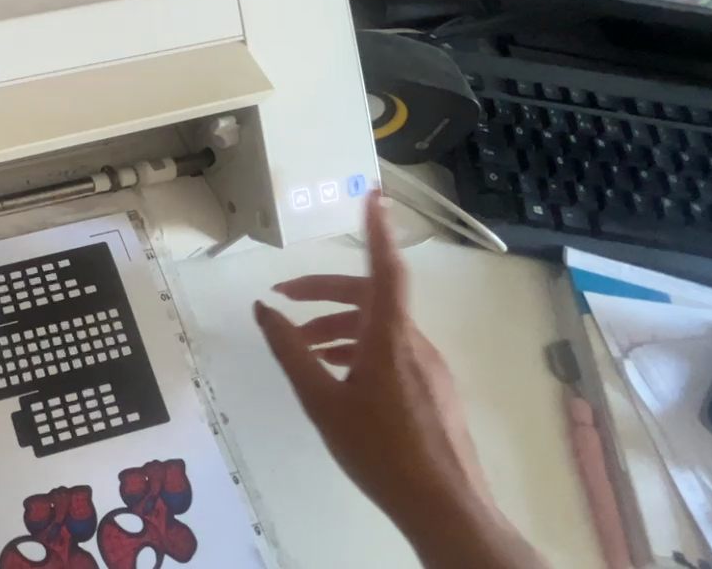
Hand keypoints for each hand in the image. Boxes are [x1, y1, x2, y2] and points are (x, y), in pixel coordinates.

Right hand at [253, 192, 546, 568]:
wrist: (448, 512)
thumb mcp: (319, 398)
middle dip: (324, 292)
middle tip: (283, 298)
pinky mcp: (436, 391)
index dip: (377, 232)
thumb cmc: (379, 451)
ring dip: (337, 325)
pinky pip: (392, 350)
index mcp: (389, 339)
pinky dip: (358, 347)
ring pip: (379, 326)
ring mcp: (431, 369)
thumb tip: (263, 308)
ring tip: (302, 347)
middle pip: (371, 297)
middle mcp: (415, 344)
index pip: (385, 271)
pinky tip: (335, 374)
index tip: (375, 198)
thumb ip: (289, 349)